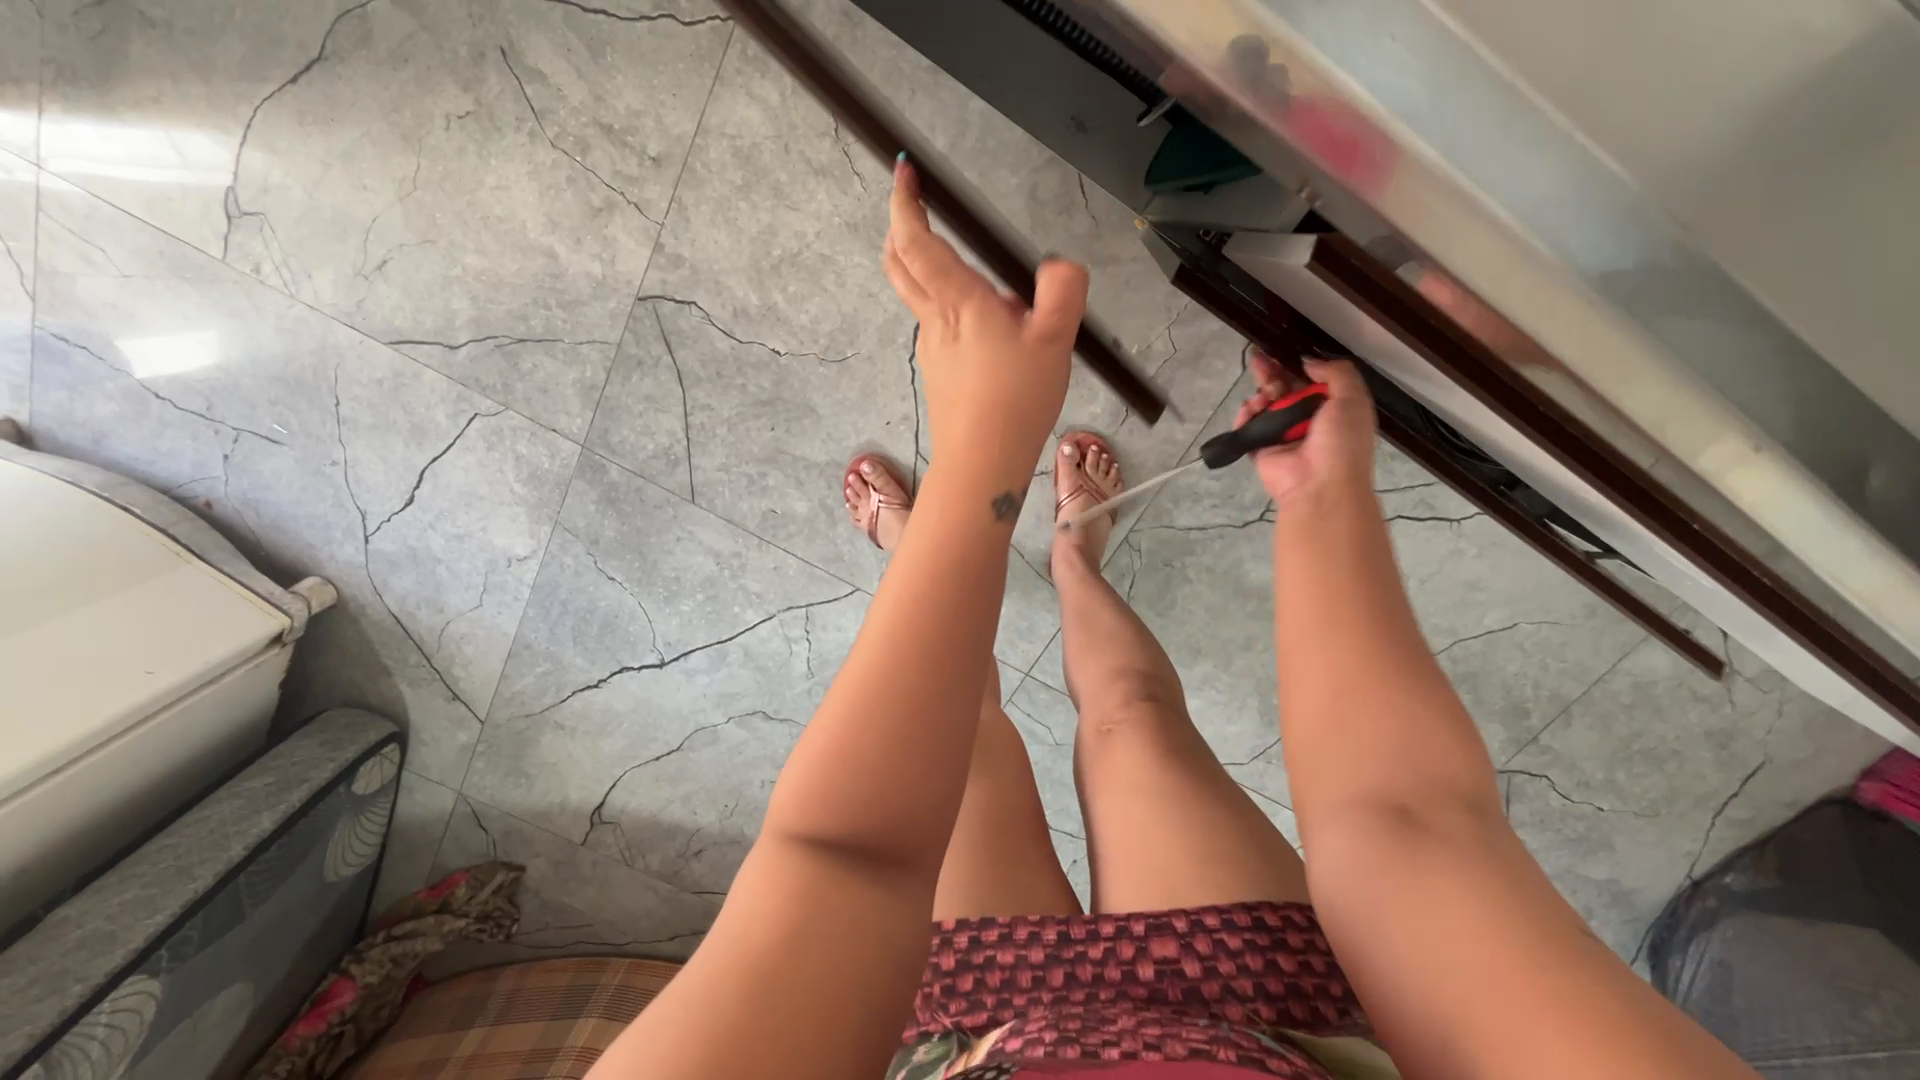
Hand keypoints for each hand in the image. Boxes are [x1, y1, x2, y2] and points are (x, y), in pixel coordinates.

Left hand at [882, 158, 1085, 482]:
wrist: (982, 463)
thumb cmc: (1014, 401)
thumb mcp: (1055, 340)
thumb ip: (1062, 290)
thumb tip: (1059, 266)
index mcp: (958, 302)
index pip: (916, 241)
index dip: (904, 204)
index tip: (903, 174)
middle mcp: (935, 321)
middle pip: (899, 265)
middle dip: (899, 230)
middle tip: (914, 208)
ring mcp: (931, 350)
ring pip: (919, 297)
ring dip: (930, 271)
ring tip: (979, 278)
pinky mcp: (939, 375)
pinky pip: (939, 329)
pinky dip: (951, 310)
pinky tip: (990, 333)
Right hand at [1236, 351, 1375, 501]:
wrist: (1319, 485)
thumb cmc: (1341, 442)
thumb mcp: (1352, 399)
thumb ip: (1335, 373)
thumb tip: (1307, 363)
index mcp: (1333, 408)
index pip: (1311, 380)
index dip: (1297, 366)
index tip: (1282, 354)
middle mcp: (1307, 420)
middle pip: (1284, 388)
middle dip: (1271, 373)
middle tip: (1257, 358)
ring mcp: (1282, 434)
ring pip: (1265, 403)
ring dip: (1261, 394)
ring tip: (1264, 397)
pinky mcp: (1261, 447)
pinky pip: (1249, 424)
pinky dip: (1246, 414)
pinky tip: (1250, 410)